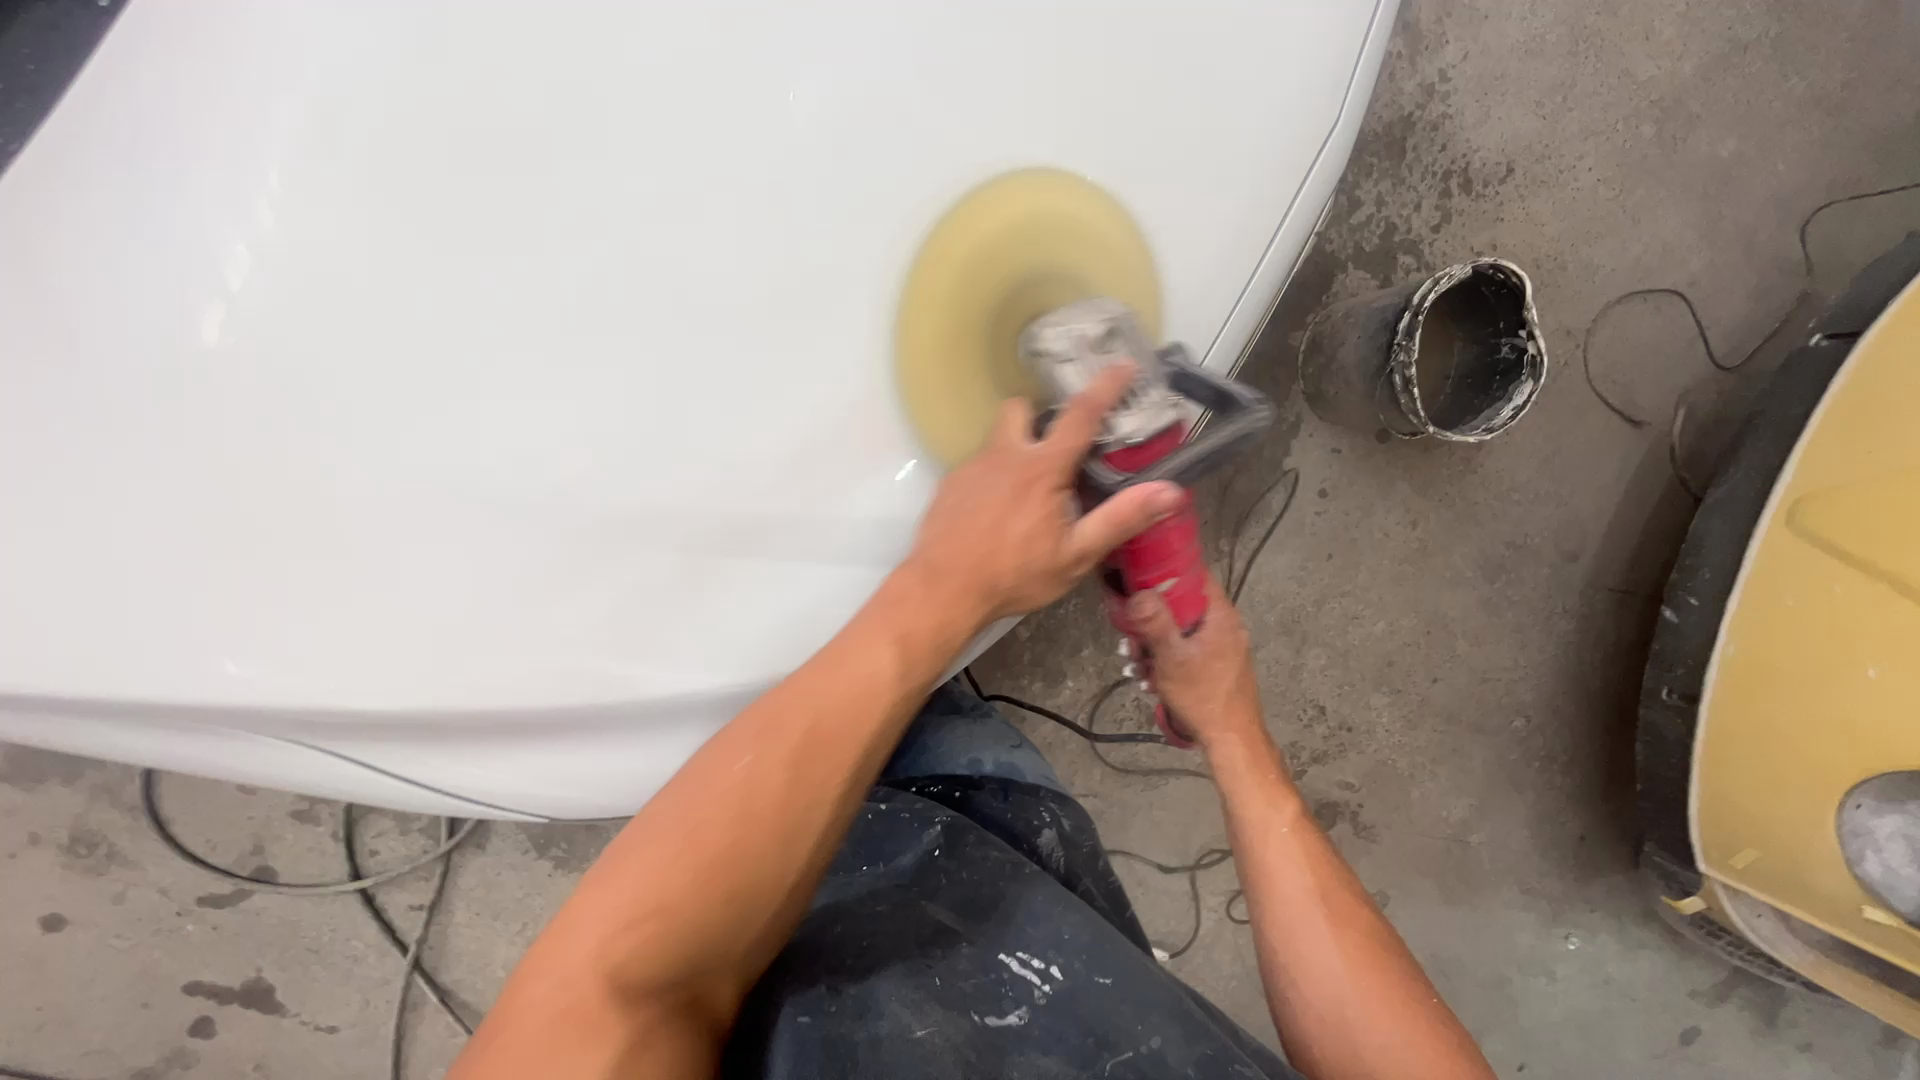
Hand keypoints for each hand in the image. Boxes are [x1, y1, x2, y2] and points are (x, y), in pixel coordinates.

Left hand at [901, 363, 1183, 627]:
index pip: (1080, 415)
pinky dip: (993, 478)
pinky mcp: (949, 486)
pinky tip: (997, 513)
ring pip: (996, 439)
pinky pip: (977, 467)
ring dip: (1016, 449)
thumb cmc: (1013, 575)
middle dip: (1039, 413)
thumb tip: (1170, 492)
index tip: (1122, 364)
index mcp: (1041, 469)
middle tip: (1057, 445)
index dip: (1105, 387)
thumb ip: (1120, 519)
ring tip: (1028, 490)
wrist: (943, 590)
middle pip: (1020, 408)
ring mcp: (970, 469)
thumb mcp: (1075, 555)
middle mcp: (1003, 456)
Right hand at [1125, 572, 1266, 750]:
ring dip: (1153, 646)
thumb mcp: (1171, 658)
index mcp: (1220, 615)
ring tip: (1137, 668)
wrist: (1230, 738)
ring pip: (1180, 631)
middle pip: (1181, 607)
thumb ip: (1154, 622)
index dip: (1163, 575)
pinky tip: (1150, 680)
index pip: (1193, 575)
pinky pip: (1186, 650)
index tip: (1136, 584)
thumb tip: (1137, 592)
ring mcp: (1222, 646)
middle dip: (1150, 623)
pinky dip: (1166, 660)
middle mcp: (1225, 625)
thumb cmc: (1202, 695)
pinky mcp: (1217, 665)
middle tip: (1131, 644)